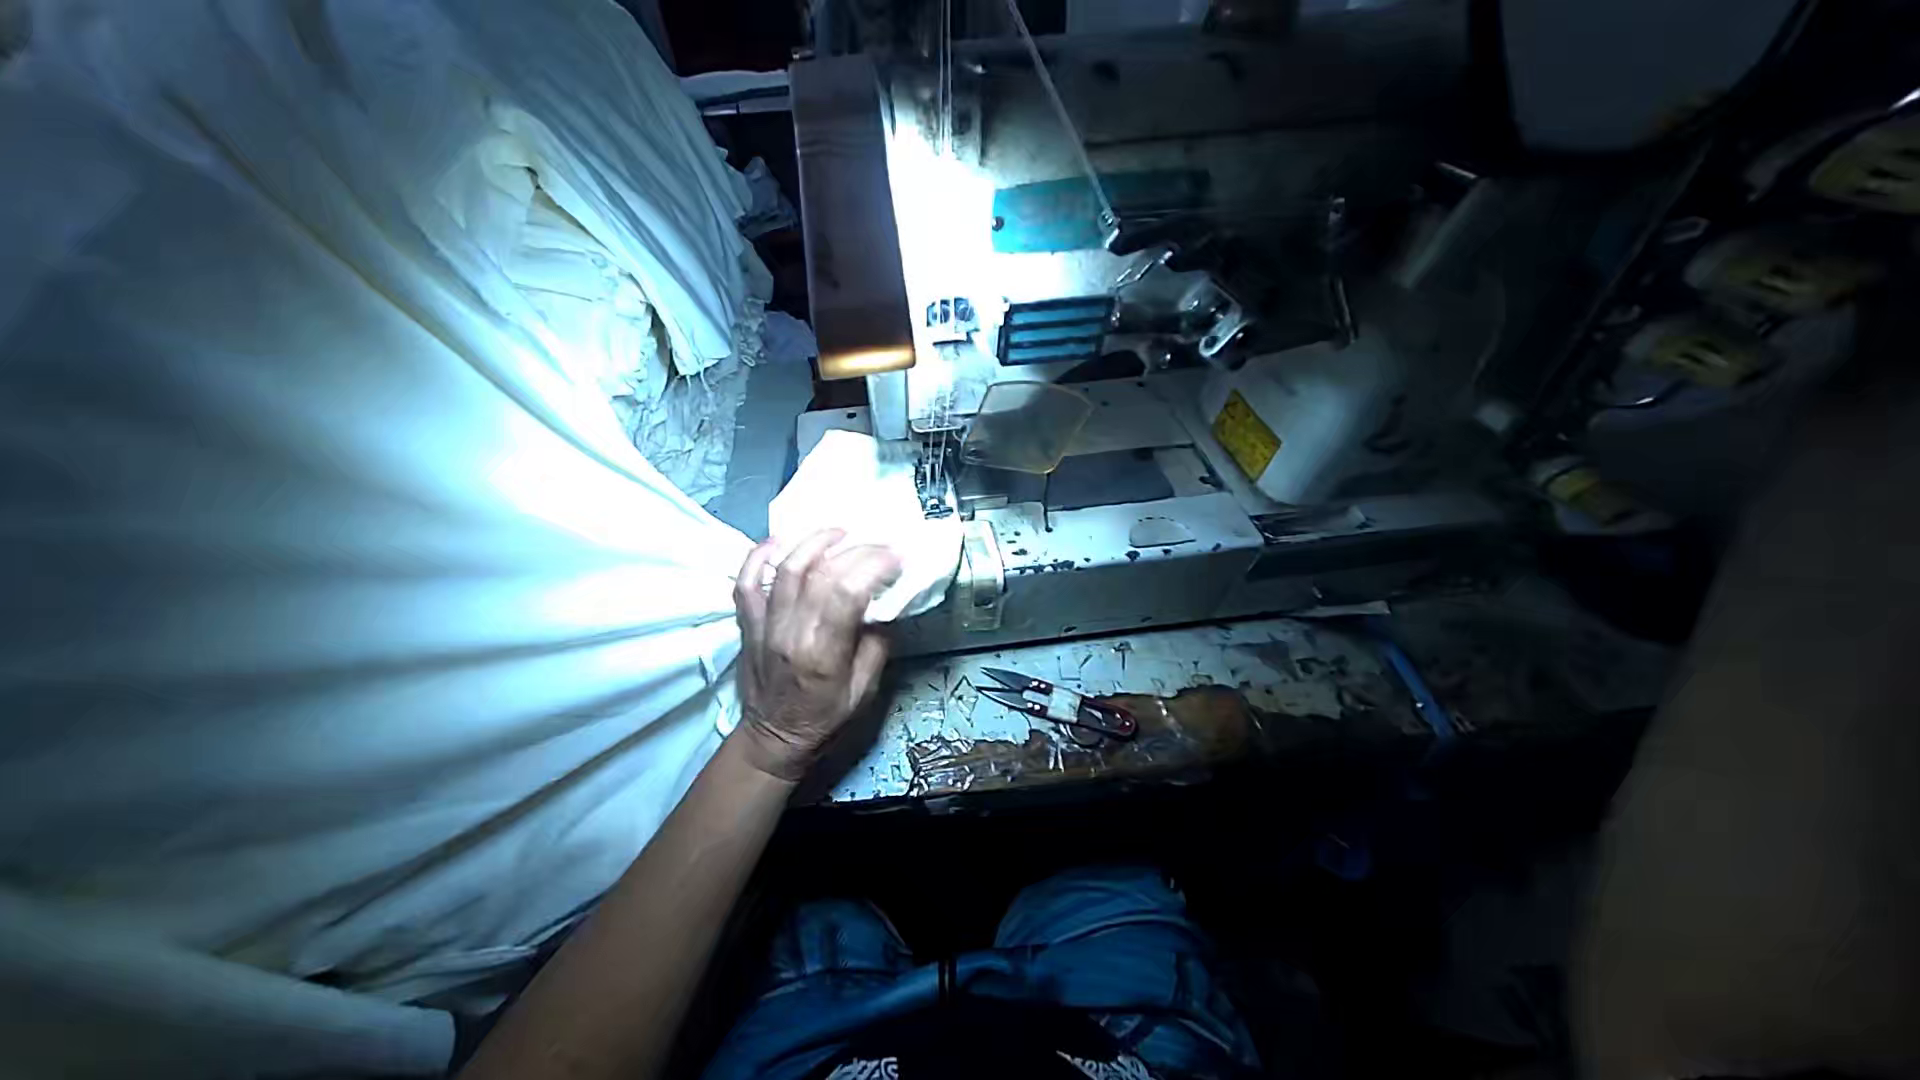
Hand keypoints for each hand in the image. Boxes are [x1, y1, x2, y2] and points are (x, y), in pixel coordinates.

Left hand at [732, 529, 901, 781]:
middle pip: (821, 573)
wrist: (772, 738)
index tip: (896, 556)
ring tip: (839, 532)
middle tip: (878, 544)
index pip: (848, 592)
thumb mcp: (865, 690)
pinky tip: (780, 541)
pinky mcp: (746, 623)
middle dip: (856, 550)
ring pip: (786, 568)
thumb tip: (884, 604)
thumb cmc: (825, 718)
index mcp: (823, 653)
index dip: (874, 565)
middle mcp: (791, 632)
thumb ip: (877, 644)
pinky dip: (759, 556)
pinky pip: (746, 581)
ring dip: (814, 542)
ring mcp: (764, 625)